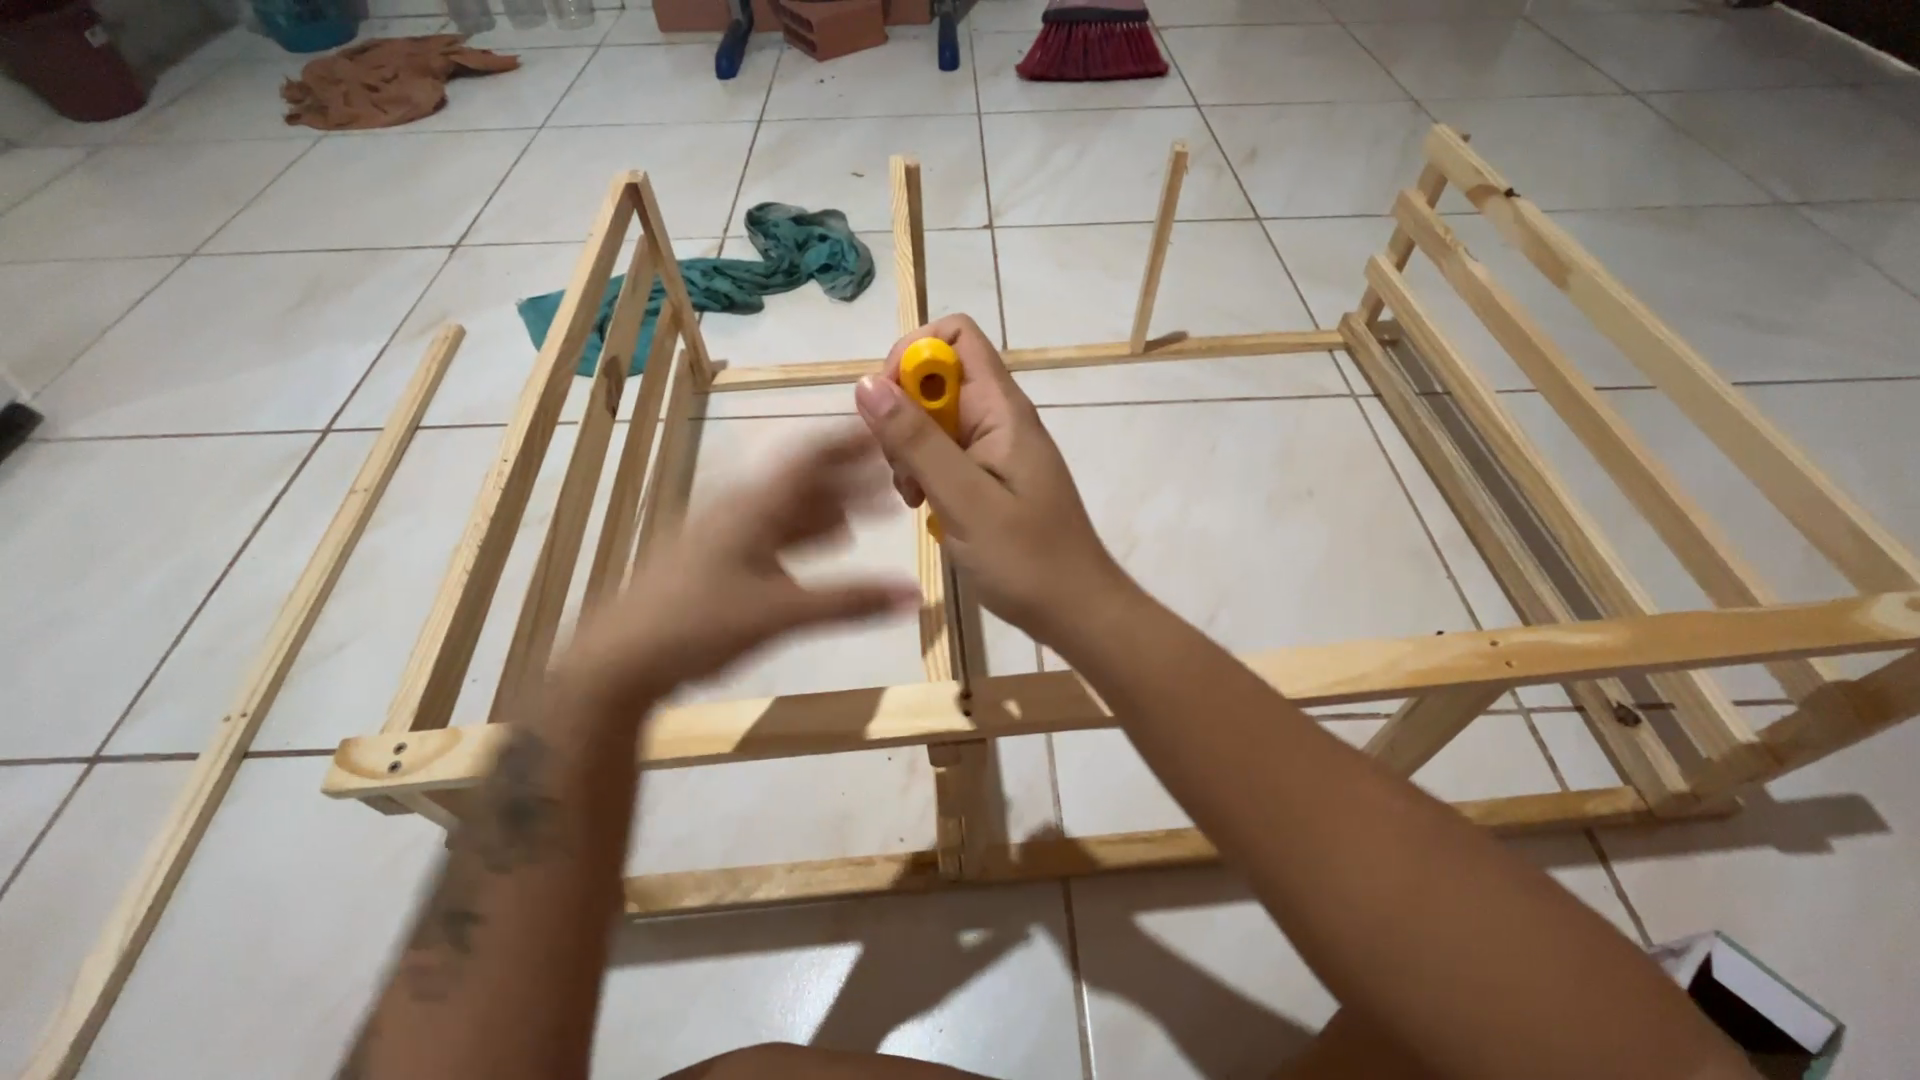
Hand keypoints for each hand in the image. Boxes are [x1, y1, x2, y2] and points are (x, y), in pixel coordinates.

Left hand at [553, 428, 919, 711]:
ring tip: (873, 510)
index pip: (811, 455)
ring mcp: (725, 534)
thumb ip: (848, 603)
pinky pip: (773, 533)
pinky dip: (807, 534)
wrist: (619, 659)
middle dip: (851, 476)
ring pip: (788, 507)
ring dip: (831, 505)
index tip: (890, 431)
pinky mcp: (716, 560)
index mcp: (754, 506)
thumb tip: (915, 593)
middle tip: (897, 476)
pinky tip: (824, 547)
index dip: (851, 440)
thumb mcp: (780, 614)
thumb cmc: (697, 624)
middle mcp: (740, 509)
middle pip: (804, 479)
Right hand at [854, 314, 1131, 643]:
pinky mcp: (989, 478)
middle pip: (936, 380)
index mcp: (1002, 410)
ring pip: (933, 421)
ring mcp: (995, 449)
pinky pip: (944, 456)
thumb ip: (916, 442)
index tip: (887, 407)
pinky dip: (925, 475)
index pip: (955, 336)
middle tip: (903, 469)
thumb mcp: (964, 500)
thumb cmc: (1026, 560)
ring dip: (909, 452)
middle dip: (903, 416)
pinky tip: (927, 510)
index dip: (913, 356)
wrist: (1075, 610)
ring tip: (916, 498)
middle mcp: (999, 418)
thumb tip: (867, 384)